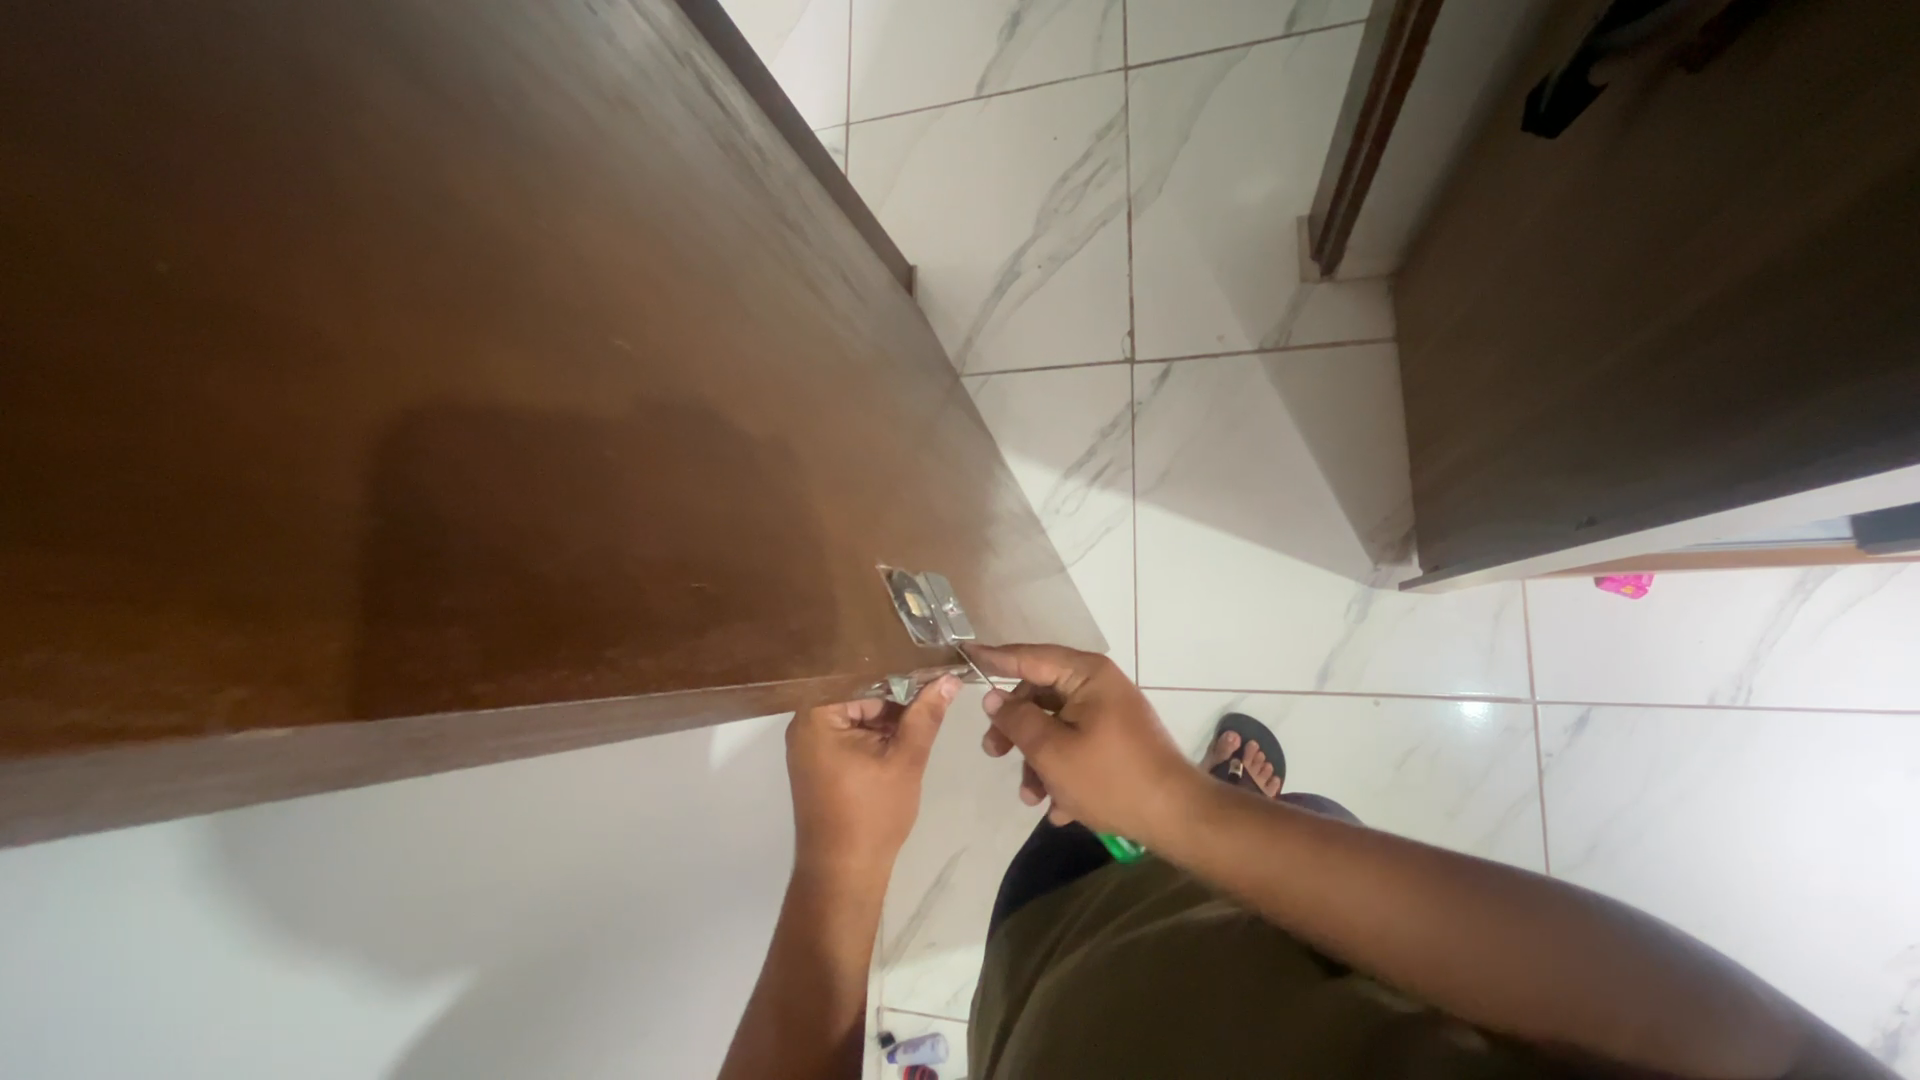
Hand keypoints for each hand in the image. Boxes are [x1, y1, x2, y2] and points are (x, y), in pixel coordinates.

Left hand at [785, 675, 957, 883]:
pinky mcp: (818, 763)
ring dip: (886, 717)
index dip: (897, 670)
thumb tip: (949, 679)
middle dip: (894, 695)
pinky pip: (848, 734)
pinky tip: (902, 738)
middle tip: (932, 690)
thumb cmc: (871, 813)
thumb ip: (925, 715)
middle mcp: (804, 723)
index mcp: (815, 714)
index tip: (929, 665)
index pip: (860, 675)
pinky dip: (874, 735)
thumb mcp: (906, 758)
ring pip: (855, 714)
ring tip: (924, 713)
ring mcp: (809, 745)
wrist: (843, 873)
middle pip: (856, 693)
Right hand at [973, 644, 1199, 843]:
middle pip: (1040, 695)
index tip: (966, 652)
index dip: (996, 658)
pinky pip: (1077, 745)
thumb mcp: (1052, 750)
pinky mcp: (1116, 741)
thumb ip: (1017, 719)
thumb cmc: (1110, 778)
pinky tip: (1058, 807)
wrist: (1176, 817)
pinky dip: (1062, 771)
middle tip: (993, 752)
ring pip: (1056, 726)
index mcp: (1087, 674)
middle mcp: (1099, 685)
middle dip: (1016, 729)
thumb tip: (994, 697)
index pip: (1031, 656)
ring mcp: (1110, 713)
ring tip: (1032, 797)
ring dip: (1038, 761)